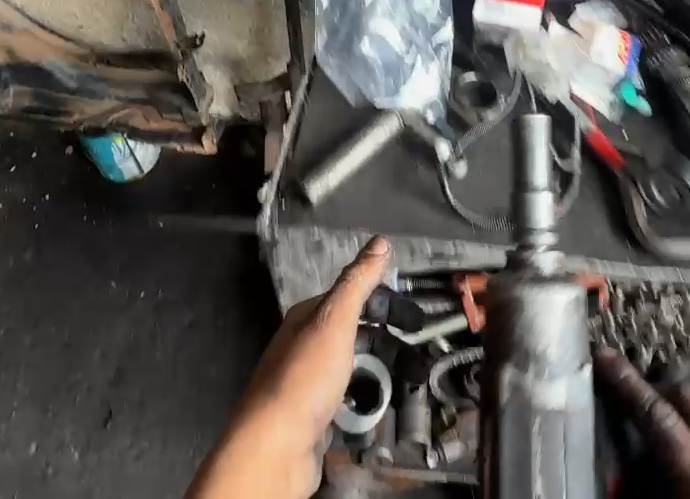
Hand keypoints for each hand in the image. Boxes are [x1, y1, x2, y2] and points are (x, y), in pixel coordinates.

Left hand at [186, 237, 390, 498]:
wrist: (274, 448)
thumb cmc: (305, 378)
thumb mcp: (336, 320)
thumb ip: (358, 282)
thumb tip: (380, 241)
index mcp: (308, 317)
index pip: (353, 297)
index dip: (385, 305)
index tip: (414, 322)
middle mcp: (305, 345)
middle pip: (356, 335)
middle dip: (387, 346)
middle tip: (415, 361)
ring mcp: (308, 383)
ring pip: (354, 370)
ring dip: (378, 377)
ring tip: (400, 388)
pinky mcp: (313, 416)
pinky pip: (348, 402)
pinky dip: (364, 405)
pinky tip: (374, 413)